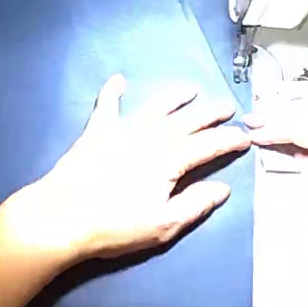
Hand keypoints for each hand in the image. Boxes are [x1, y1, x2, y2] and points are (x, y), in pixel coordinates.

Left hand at [4, 75, 248, 262]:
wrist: (62, 217)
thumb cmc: (115, 226)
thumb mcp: (163, 224)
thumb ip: (195, 204)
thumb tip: (221, 189)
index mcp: (170, 160)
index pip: (209, 145)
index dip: (229, 140)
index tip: (244, 137)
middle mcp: (150, 137)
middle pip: (188, 121)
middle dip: (211, 114)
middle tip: (227, 107)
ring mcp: (122, 131)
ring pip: (155, 108)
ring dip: (175, 98)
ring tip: (190, 90)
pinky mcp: (96, 132)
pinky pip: (107, 106)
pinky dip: (112, 92)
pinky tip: (118, 80)